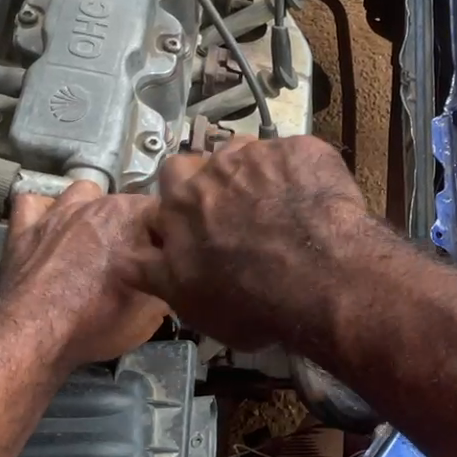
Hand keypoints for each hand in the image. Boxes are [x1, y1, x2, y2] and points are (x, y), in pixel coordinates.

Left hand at [0, 181, 169, 366]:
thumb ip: (172, 278)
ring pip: (85, 193)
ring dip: (95, 210)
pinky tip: (54, 230)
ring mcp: (57, 212)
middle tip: (140, 259)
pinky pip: (35, 203)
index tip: (174, 260)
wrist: (35, 334)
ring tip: (98, 238)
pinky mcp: (23, 228)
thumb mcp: (157, 309)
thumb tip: (175, 272)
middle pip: (129, 204)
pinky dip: (46, 213)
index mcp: (135, 214)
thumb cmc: (101, 318)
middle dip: (138, 226)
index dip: (176, 236)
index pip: (169, 212)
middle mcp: (98, 203)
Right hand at [134, 136, 379, 349]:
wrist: (327, 284)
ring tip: (286, 206)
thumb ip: (156, 274)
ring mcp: (260, 156)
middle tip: (245, 211)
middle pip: (208, 162)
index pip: (170, 187)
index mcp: (179, 205)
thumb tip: (129, 261)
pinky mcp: (301, 150)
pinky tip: (320, 202)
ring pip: (253, 154)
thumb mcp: (190, 304)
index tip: (207, 221)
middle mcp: (213, 172)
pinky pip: (298, 156)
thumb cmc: (255, 306)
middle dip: (221, 180)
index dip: (190, 204)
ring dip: (262, 174)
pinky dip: (305, 174)